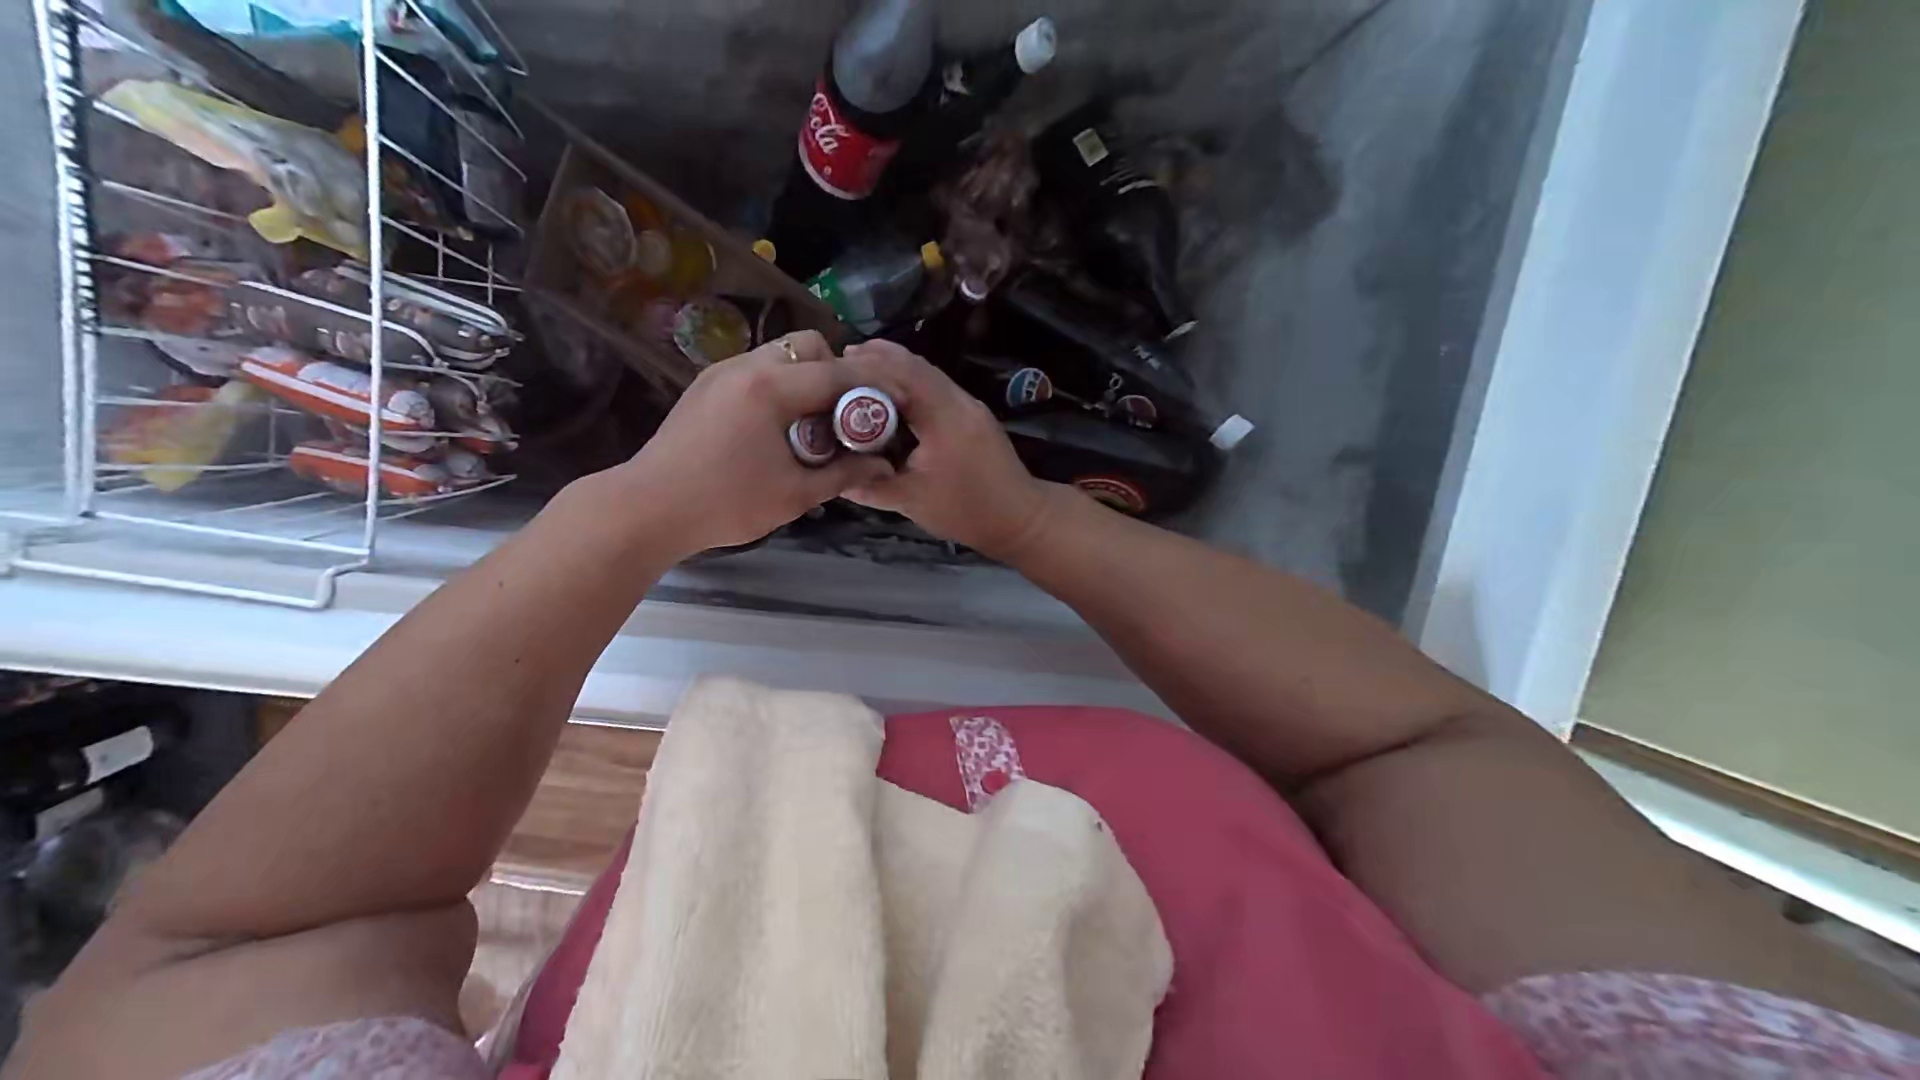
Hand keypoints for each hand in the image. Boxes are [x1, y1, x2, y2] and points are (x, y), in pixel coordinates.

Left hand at [609, 332, 892, 557]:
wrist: (647, 508)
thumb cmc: (726, 504)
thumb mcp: (795, 494)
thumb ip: (845, 474)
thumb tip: (883, 465)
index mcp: (770, 389)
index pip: (837, 371)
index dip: (873, 383)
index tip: (895, 398)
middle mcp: (746, 366)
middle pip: (808, 345)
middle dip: (836, 372)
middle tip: (844, 415)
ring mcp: (722, 371)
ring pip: (781, 354)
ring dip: (807, 377)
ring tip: (813, 422)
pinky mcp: (707, 384)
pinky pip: (758, 369)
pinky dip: (781, 385)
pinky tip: (779, 426)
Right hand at [837, 340, 1059, 560]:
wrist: (1020, 519)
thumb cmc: (967, 510)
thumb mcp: (912, 501)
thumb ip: (871, 485)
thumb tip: (833, 474)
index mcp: (945, 416)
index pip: (903, 372)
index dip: (866, 366)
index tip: (832, 369)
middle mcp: (959, 401)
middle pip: (915, 365)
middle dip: (876, 361)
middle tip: (837, 366)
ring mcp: (969, 406)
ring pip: (927, 375)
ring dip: (893, 371)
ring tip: (855, 377)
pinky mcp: (972, 416)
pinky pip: (936, 390)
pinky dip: (909, 387)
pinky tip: (888, 400)